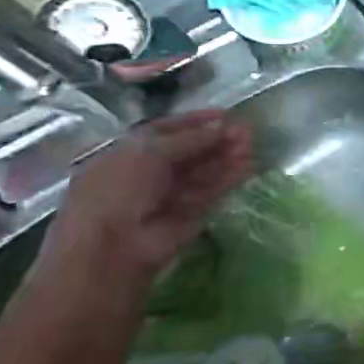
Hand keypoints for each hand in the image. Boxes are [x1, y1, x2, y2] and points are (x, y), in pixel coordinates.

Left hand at [45, 111, 255, 281]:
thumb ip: (190, 138)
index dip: (194, 122)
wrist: (112, 249)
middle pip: (187, 152)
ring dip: (226, 157)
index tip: (224, 114)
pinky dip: (229, 179)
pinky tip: (248, 166)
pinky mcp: (187, 217)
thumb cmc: (119, 190)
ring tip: (251, 144)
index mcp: (126, 155)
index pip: (164, 132)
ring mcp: (167, 197)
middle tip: (245, 130)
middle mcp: (145, 175)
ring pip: (201, 172)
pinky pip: (210, 193)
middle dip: (215, 140)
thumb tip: (222, 125)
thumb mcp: (149, 152)